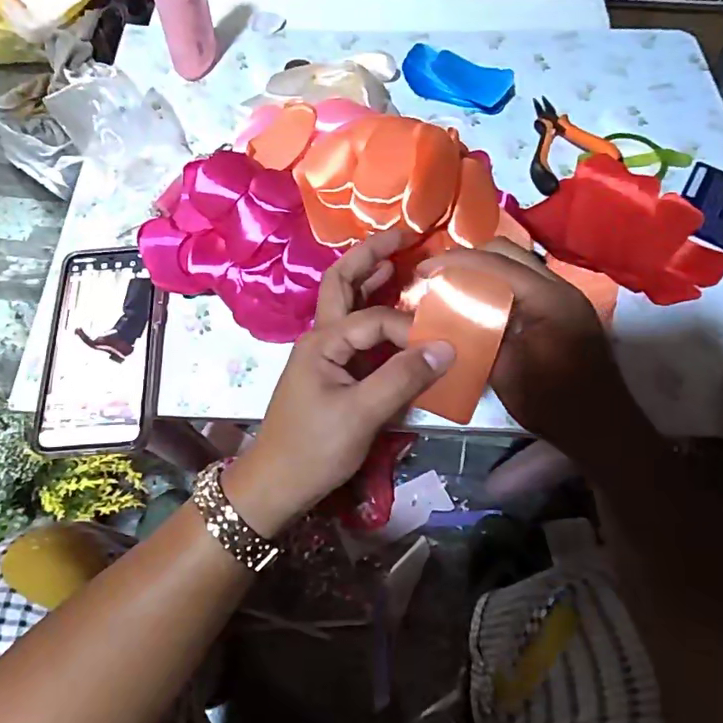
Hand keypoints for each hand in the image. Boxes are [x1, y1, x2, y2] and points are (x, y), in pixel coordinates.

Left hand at [225, 228, 454, 534]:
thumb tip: (446, 346)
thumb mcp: (360, 414)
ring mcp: (326, 353)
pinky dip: (377, 311)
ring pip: (348, 303)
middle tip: (403, 235)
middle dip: (371, 255)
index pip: (375, 319)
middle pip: (343, 283)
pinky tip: (395, 309)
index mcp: (323, 340)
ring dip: (371, 277)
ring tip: (400, 259)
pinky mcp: (335, 371)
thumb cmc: (313, 449)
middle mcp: (322, 337)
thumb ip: (403, 378)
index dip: (409, 328)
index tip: (439, 347)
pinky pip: (358, 330)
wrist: (276, 486)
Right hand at [417, 239, 646, 450]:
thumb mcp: (505, 372)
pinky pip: (528, 285)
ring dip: (487, 271)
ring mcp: (567, 298)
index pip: (496, 262)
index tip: (423, 269)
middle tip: (438, 276)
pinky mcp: (565, 312)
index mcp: (548, 298)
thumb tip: (441, 317)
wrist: (602, 430)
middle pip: (509, 254)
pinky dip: (502, 287)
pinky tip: (482, 305)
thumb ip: (474, 336)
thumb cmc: (553, 403)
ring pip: (520, 267)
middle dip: (470, 259)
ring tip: (455, 288)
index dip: (456, 261)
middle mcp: (561, 287)